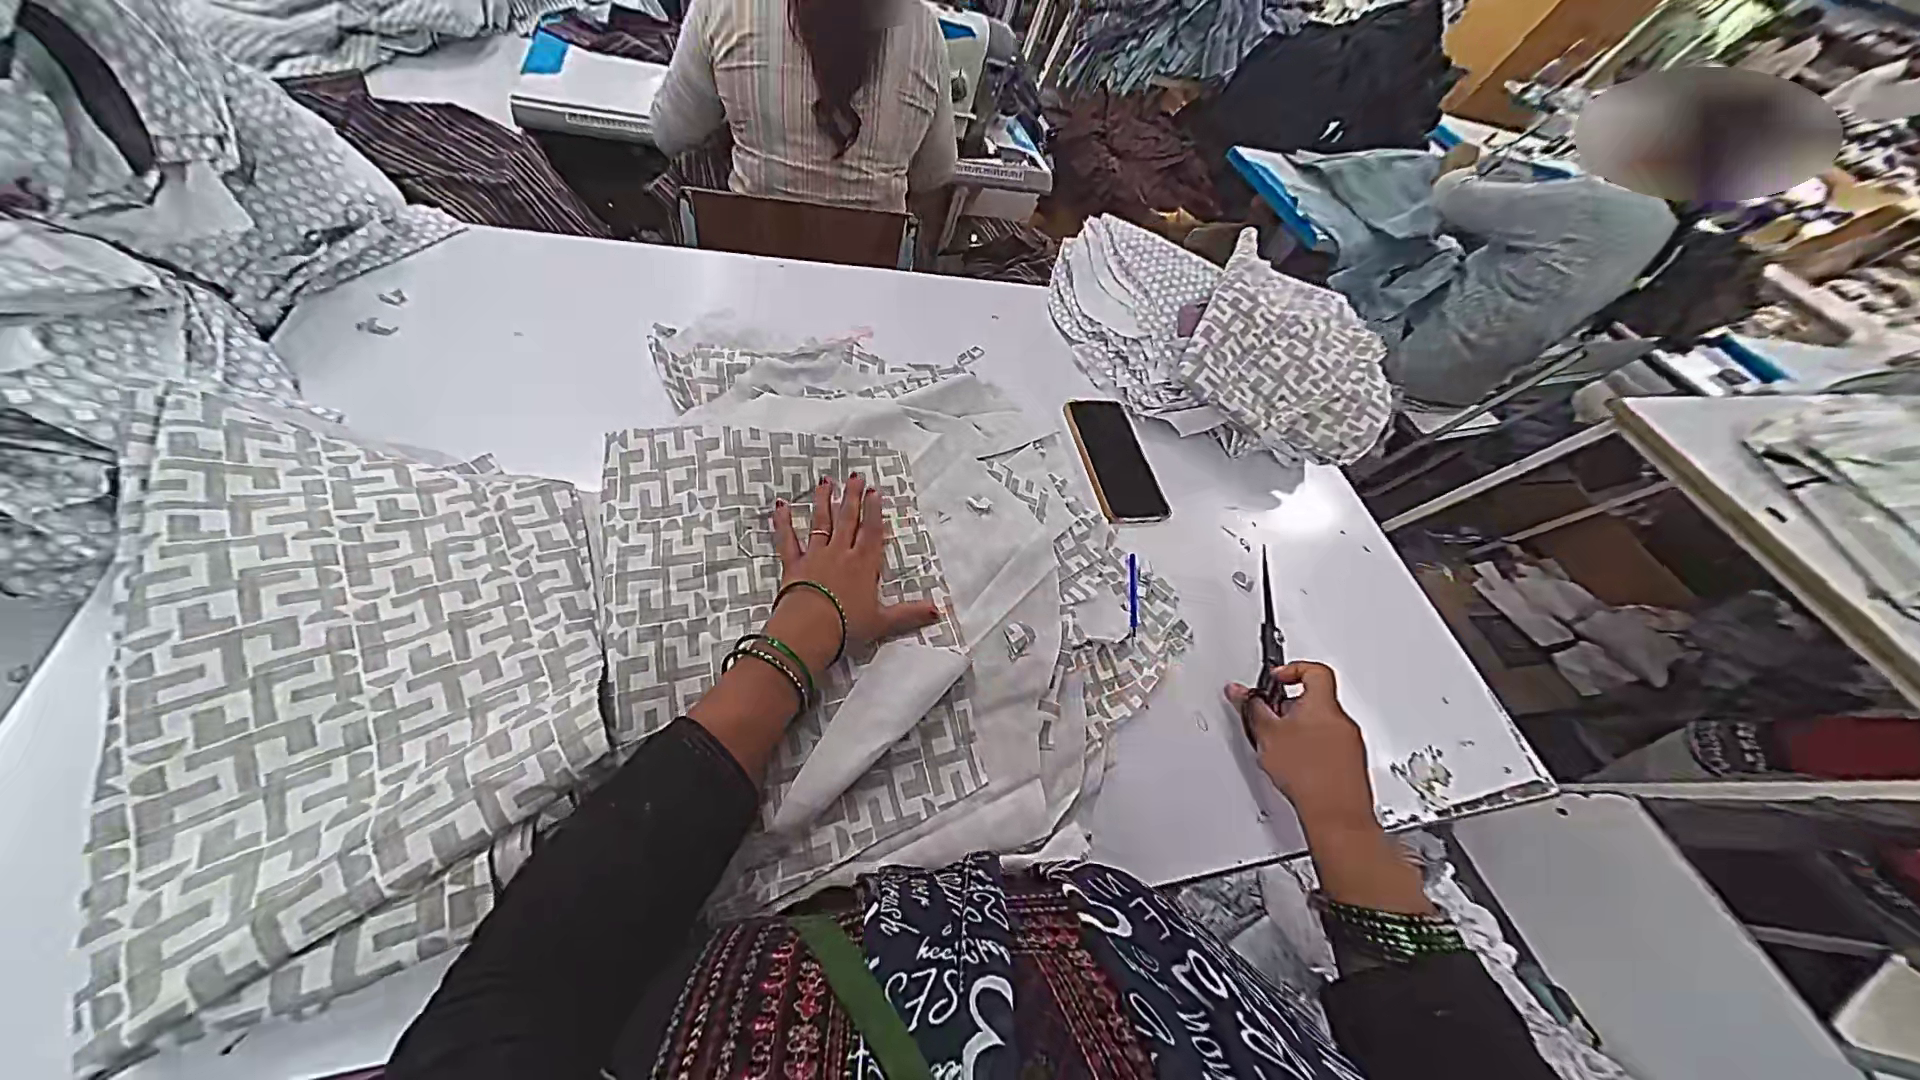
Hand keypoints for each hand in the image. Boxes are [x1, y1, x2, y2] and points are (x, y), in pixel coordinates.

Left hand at [769, 474, 940, 673]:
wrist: (810, 630)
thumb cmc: (847, 626)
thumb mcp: (883, 622)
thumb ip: (909, 614)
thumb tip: (937, 612)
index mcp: (864, 564)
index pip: (872, 531)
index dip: (874, 510)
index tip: (874, 491)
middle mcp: (841, 554)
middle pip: (848, 519)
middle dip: (852, 497)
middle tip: (855, 477)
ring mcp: (816, 556)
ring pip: (821, 523)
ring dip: (824, 501)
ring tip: (826, 482)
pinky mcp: (793, 565)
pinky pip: (787, 539)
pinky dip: (783, 522)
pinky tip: (781, 506)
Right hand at [1229, 663, 1430, 913]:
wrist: (1337, 816)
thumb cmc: (1309, 777)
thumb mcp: (1267, 735)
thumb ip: (1252, 708)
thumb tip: (1240, 692)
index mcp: (1323, 706)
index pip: (1314, 670)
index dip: (1291, 669)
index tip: (1275, 680)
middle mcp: (1341, 721)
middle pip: (1315, 697)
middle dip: (1288, 704)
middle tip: (1269, 715)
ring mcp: (1349, 742)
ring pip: (1320, 721)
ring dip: (1298, 726)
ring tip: (1279, 743)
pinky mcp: (1350, 762)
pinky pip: (1329, 741)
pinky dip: (1310, 745)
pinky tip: (1293, 762)